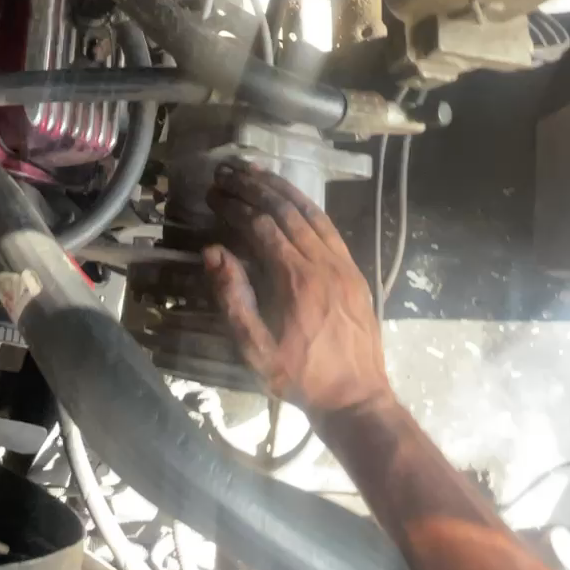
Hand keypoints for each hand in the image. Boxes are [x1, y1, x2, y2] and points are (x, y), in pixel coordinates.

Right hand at [203, 162, 391, 420]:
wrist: (357, 399)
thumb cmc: (298, 376)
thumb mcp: (254, 348)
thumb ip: (233, 298)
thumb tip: (213, 251)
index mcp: (296, 281)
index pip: (261, 226)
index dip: (234, 205)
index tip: (212, 194)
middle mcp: (322, 264)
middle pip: (285, 211)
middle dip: (252, 186)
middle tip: (225, 171)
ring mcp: (343, 265)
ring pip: (310, 212)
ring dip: (279, 187)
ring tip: (253, 170)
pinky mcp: (353, 271)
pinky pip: (328, 227)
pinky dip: (305, 205)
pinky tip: (289, 195)